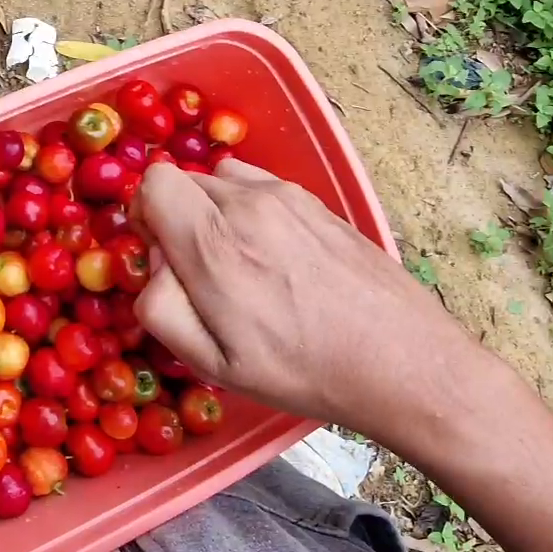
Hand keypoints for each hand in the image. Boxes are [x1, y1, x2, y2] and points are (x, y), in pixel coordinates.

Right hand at [132, 160, 484, 443]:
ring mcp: (287, 197)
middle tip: (202, 270)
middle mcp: (247, 205)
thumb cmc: (304, 371)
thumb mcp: (214, 363)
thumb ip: (159, 308)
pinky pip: (258, 186)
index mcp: (214, 244)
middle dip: (177, 218)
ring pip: (220, 180)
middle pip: (183, 182)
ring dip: (213, 211)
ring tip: (240, 260)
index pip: (153, 183)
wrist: (407, 363)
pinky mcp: (316, 200)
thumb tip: (154, 267)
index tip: (162, 252)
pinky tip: (275, 254)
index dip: (145, 215)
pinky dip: (248, 209)